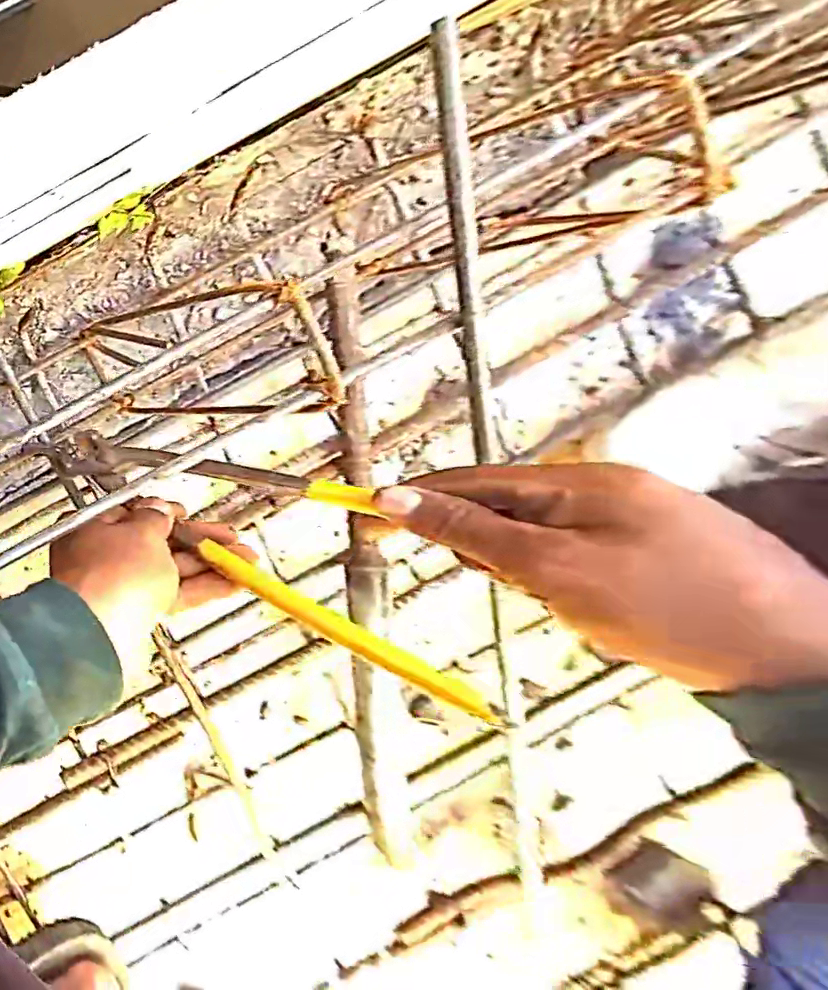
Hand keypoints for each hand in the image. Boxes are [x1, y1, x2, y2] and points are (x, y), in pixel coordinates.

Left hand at [49, 497, 258, 690]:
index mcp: (91, 527)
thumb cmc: (110, 573)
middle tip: (230, 538)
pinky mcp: (137, 611)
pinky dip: (202, 587)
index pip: (131, 513)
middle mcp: (102, 555)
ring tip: (244, 560)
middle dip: (198, 539)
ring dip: (209, 563)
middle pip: (156, 542)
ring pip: (170, 568)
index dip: (163, 511)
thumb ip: (153, 518)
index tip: (186, 512)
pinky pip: (173, 593)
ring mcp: (120, 585)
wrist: (99, 630)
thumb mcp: (139, 533)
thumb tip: (157, 507)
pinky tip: (232, 582)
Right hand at [374, 463, 827, 691]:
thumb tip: (391, 496)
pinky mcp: (649, 545)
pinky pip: (565, 549)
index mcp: (580, 482)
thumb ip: (464, 529)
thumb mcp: (550, 568)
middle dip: (481, 543)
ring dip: (519, 564)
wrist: (811, 663)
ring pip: (530, 531)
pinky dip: (551, 573)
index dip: (410, 499)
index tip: (362, 517)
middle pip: (497, 505)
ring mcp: (631, 515)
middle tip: (507, 579)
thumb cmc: (673, 609)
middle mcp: (604, 487)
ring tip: (557, 596)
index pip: (467, 481)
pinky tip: (581, 598)